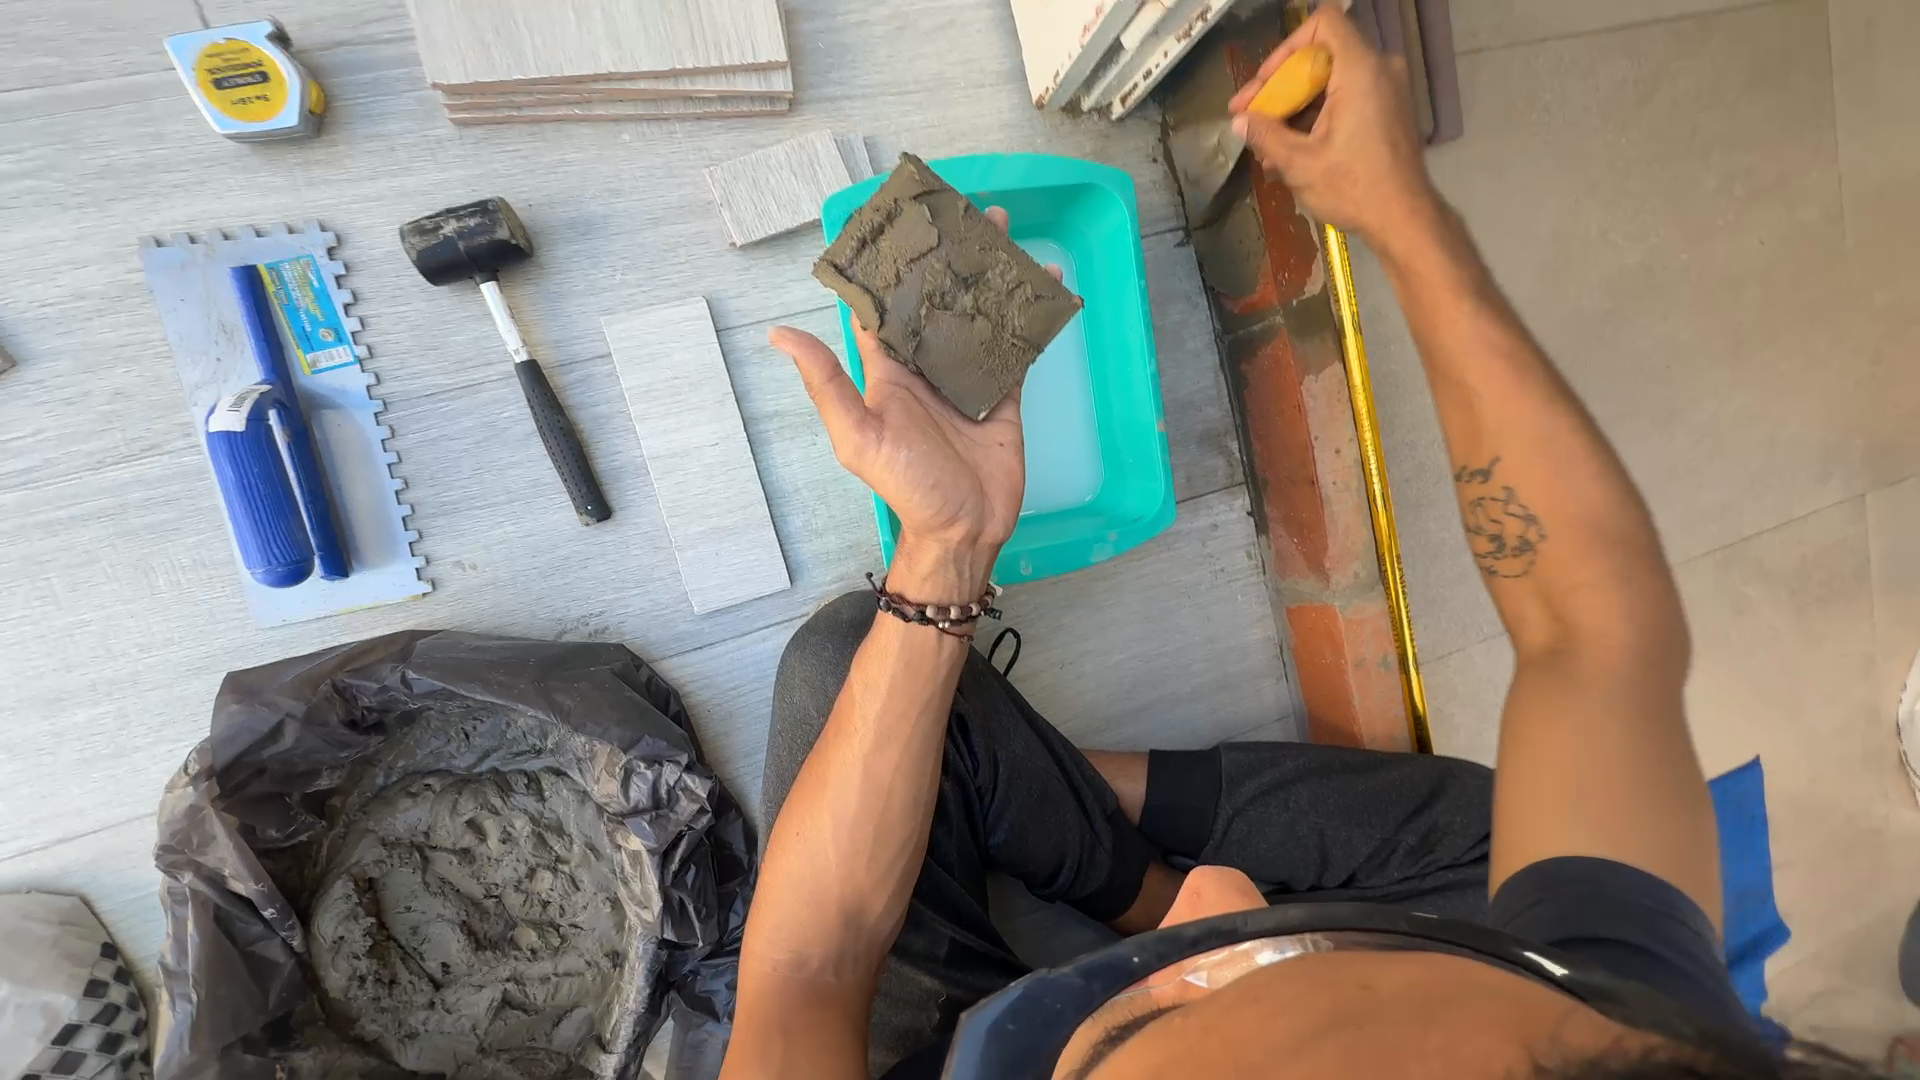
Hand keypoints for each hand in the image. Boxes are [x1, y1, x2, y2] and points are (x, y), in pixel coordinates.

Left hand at [772, 209, 1059, 592]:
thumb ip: (827, 384)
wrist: (964, 529)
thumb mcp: (859, 436)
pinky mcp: (1002, 393)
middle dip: (952, 256)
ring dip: (991, 275)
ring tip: (1006, 231)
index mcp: (889, 370)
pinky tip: (1043, 282)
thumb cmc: (909, 485)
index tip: (901, 218)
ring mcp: (967, 378)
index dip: (891, 264)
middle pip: (939, 299)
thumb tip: (778, 334)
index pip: (886, 305)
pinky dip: (1028, 316)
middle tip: (968, 212)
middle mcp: (927, 366)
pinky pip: (1014, 347)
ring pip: (979, 314)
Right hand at [1230, 6, 1439, 243]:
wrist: (1401, 215)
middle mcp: (1377, 68)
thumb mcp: (1299, 164)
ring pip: (1328, 84)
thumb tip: (1238, 121)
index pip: (1323, 23)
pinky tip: (1290, 153)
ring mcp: (1385, 89)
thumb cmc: (1352, 188)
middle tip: (1248, 119)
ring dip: (1293, 111)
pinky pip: (1343, 100)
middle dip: (1279, 89)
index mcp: (1359, 70)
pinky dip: (1315, 119)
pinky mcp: (1386, 109)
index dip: (1285, 49)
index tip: (1263, 85)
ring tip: (1265, 149)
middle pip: (1319, 58)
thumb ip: (1266, 136)